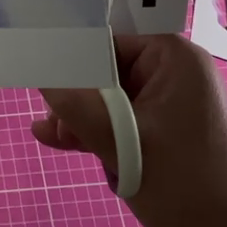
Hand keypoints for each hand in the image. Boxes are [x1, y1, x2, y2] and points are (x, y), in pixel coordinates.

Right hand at [33, 34, 226, 226]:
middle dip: (77, 96)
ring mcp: (174, 102)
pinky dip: (100, 131)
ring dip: (84, 118)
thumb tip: (38, 71)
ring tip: (55, 135)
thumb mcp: (122, 142)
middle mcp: (176, 71)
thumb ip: (74, 104)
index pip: (109, 39)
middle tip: (50, 116)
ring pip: (112, 98)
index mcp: (174, 57)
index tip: (42, 71)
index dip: (73, 56)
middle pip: (108, 70)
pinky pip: (125, 119)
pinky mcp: (170, 130)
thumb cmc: (188, 187)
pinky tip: (66, 140)